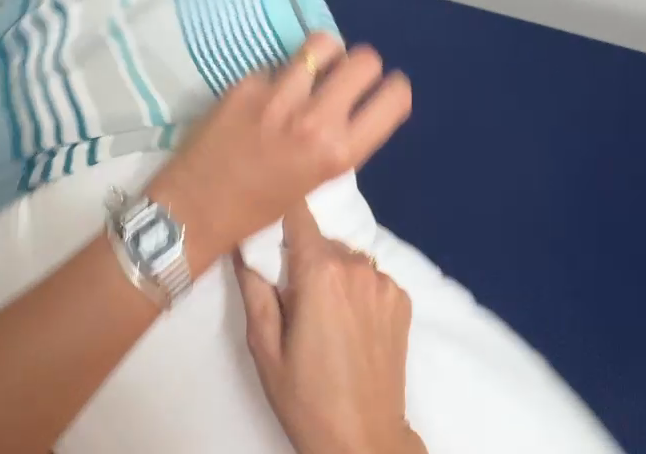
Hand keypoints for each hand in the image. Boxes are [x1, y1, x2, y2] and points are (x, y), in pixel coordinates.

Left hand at [147, 33, 410, 273]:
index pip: (394, 97)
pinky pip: (279, 62)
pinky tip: (267, 93)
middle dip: (361, 64)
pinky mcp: (248, 83)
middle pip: (365, 59)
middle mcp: (315, 120)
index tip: (382, 88)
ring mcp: (280, 96)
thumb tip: (351, 102)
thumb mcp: (318, 180)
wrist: (196, 208)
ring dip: (323, 55)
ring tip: (312, 69)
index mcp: (339, 153)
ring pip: (323, 44)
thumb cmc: (260, 207)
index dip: (392, 87)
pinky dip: (280, 73)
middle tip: (345, 76)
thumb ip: (340, 140)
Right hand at [235, 201, 423, 453]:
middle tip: (294, 298)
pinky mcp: (403, 298)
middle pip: (322, 240)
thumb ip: (254, 288)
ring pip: (348, 258)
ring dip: (334, 274)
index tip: (271, 228)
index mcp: (320, 271)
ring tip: (326, 318)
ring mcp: (385, 280)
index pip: (298, 214)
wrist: (363, 440)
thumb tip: (243, 245)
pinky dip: (358, 290)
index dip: (282, 216)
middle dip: (305, 258)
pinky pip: (371, 277)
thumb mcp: (264, 347)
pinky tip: (353, 325)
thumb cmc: (305, 397)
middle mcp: (357, 265)